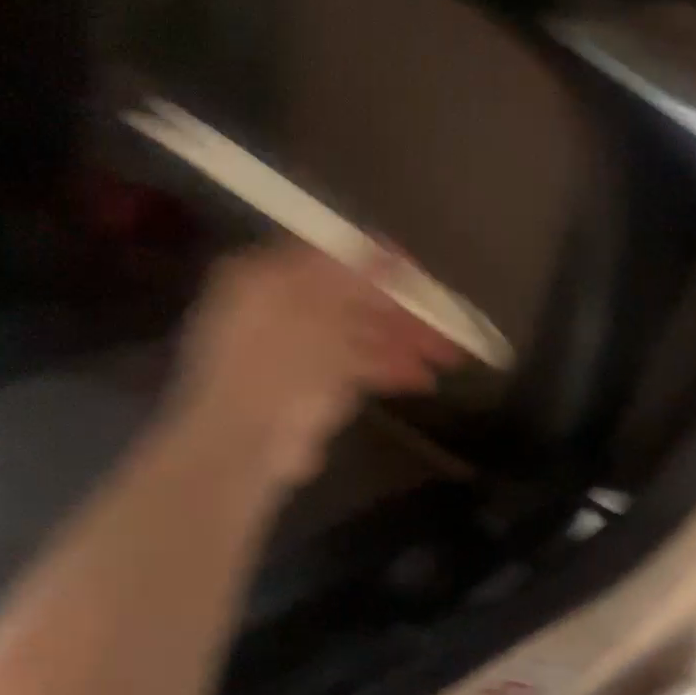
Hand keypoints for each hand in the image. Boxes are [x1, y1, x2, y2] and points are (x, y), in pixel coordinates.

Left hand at [167, 242, 462, 485]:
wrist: (247, 443)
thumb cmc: (278, 369)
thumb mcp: (321, 315)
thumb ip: (357, 280)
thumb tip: (392, 251)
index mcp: (269, 279)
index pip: (333, 257)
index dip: (381, 264)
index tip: (425, 279)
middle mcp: (279, 306)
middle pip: (354, 298)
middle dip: (404, 311)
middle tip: (448, 325)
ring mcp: (296, 347)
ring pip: (363, 334)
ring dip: (407, 343)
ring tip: (448, 358)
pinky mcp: (312, 383)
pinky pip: (360, 366)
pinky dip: (392, 369)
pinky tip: (424, 380)